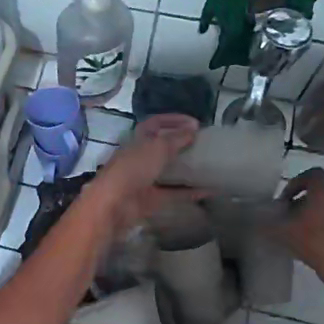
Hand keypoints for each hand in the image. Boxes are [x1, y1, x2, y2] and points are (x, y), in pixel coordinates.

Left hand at [82, 114, 201, 230]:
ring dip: (185, 168)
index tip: (195, 123)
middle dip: (180, 144)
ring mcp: (143, 179)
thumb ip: (176, 138)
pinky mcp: (149, 200)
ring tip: (207, 165)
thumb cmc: (134, 168)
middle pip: (161, 147)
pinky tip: (208, 190)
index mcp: (137, 140)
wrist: (114, 204)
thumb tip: (193, 129)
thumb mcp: (158, 147)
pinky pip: (172, 194)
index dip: (173, 119)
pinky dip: (189, 192)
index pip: (155, 123)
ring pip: (167, 171)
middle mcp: (139, 158)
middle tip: (203, 144)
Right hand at [269, 168, 323, 285]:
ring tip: (291, 231)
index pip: (313, 174)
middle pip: (315, 193)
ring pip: (321, 208)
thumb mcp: (283, 232)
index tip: (285, 197)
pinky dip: (314, 227)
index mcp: (322, 194)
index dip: (297, 181)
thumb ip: (267, 223)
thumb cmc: (313, 242)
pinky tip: (303, 243)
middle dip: (296, 202)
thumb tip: (254, 219)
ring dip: (305, 215)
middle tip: (282, 216)